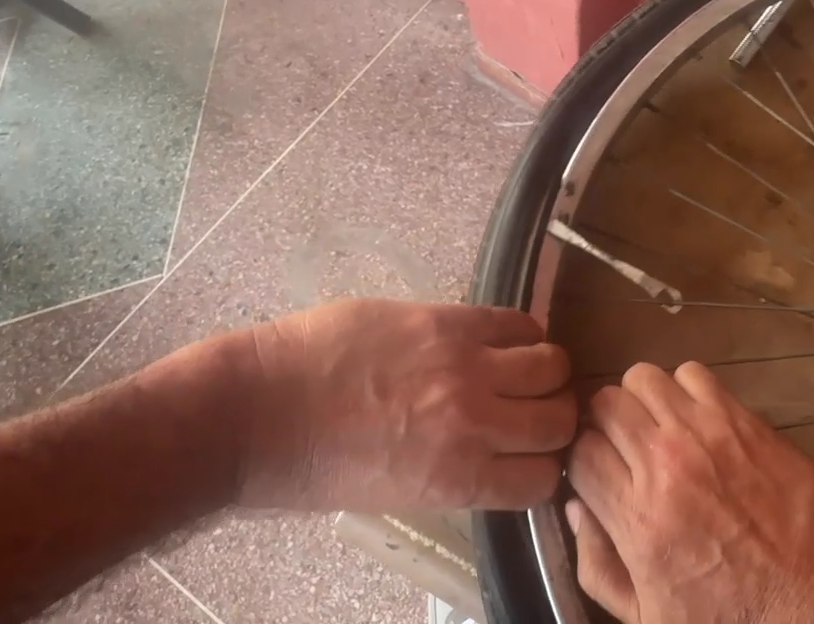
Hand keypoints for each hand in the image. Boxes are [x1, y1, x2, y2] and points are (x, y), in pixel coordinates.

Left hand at [223, 298, 575, 511]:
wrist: (254, 409)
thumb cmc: (308, 468)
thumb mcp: (392, 494)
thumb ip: (453, 474)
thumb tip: (489, 454)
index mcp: (456, 480)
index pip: (543, 477)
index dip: (541, 466)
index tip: (531, 455)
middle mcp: (474, 422)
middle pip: (560, 418)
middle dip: (553, 417)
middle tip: (534, 409)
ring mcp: (464, 364)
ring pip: (550, 363)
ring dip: (544, 370)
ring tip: (521, 369)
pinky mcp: (446, 319)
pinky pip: (516, 320)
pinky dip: (522, 332)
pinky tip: (503, 339)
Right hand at [566, 362, 813, 623]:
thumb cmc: (731, 622)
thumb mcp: (648, 619)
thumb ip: (599, 565)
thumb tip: (576, 507)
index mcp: (638, 517)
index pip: (580, 450)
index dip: (581, 460)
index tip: (596, 472)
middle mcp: (667, 463)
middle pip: (605, 404)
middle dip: (606, 425)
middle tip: (625, 448)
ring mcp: (709, 433)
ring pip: (645, 378)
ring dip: (643, 402)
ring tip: (659, 429)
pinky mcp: (746, 420)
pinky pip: (695, 374)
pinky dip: (685, 390)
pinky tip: (697, 419)